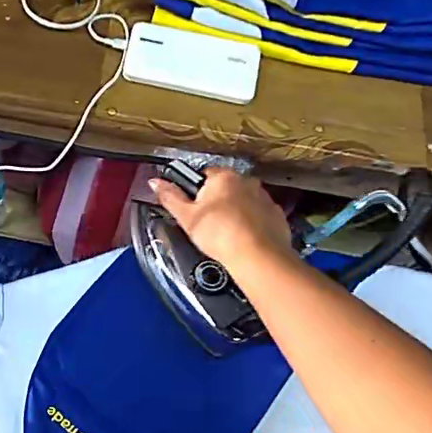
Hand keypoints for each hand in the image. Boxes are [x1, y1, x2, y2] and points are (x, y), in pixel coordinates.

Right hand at [148, 166, 291, 272]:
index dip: (194, 192)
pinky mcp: (277, 216)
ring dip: (234, 213)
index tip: (190, 208)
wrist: (258, 257)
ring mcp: (265, 198)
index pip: (203, 175)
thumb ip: (170, 197)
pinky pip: (258, 217)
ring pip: (243, 202)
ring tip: (224, 235)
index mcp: (223, 177)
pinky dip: (250, 225)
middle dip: (215, 203)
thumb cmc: (220, 234)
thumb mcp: (186, 217)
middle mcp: (247, 182)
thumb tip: (155, 182)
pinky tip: (242, 239)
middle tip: (205, 224)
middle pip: (224, 188)